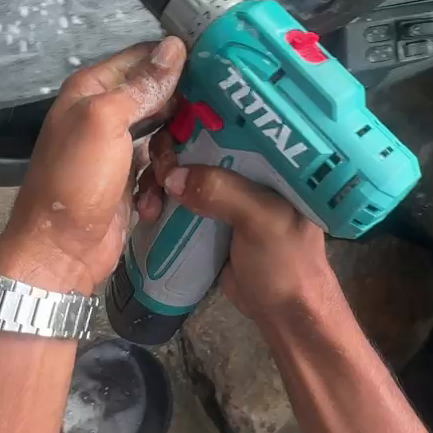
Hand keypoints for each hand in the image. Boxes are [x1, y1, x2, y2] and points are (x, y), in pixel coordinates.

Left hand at [0, 36, 185, 294]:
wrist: (61, 252)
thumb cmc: (77, 179)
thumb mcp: (106, 122)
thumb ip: (141, 85)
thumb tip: (175, 45)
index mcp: (92, 89)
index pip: (142, 58)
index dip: (175, 60)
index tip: (215, 67)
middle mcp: (105, 112)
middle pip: (159, 95)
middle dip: (182, 110)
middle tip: (210, 120)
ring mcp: (118, 147)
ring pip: (166, 132)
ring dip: (172, 152)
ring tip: (170, 170)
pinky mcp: (131, 177)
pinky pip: (161, 165)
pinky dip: (162, 180)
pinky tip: (158, 196)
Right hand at [136, 133, 334, 323]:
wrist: (284, 317)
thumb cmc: (287, 263)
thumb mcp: (262, 221)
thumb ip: (221, 192)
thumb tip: (171, 175)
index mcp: (270, 156)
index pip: (229, 118)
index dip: (197, 115)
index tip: (168, 123)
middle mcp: (246, 164)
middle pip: (195, 141)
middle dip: (168, 153)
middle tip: (157, 175)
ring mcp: (224, 190)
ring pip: (180, 168)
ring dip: (157, 180)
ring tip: (148, 207)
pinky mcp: (207, 214)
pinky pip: (176, 195)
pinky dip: (158, 198)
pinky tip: (146, 212)